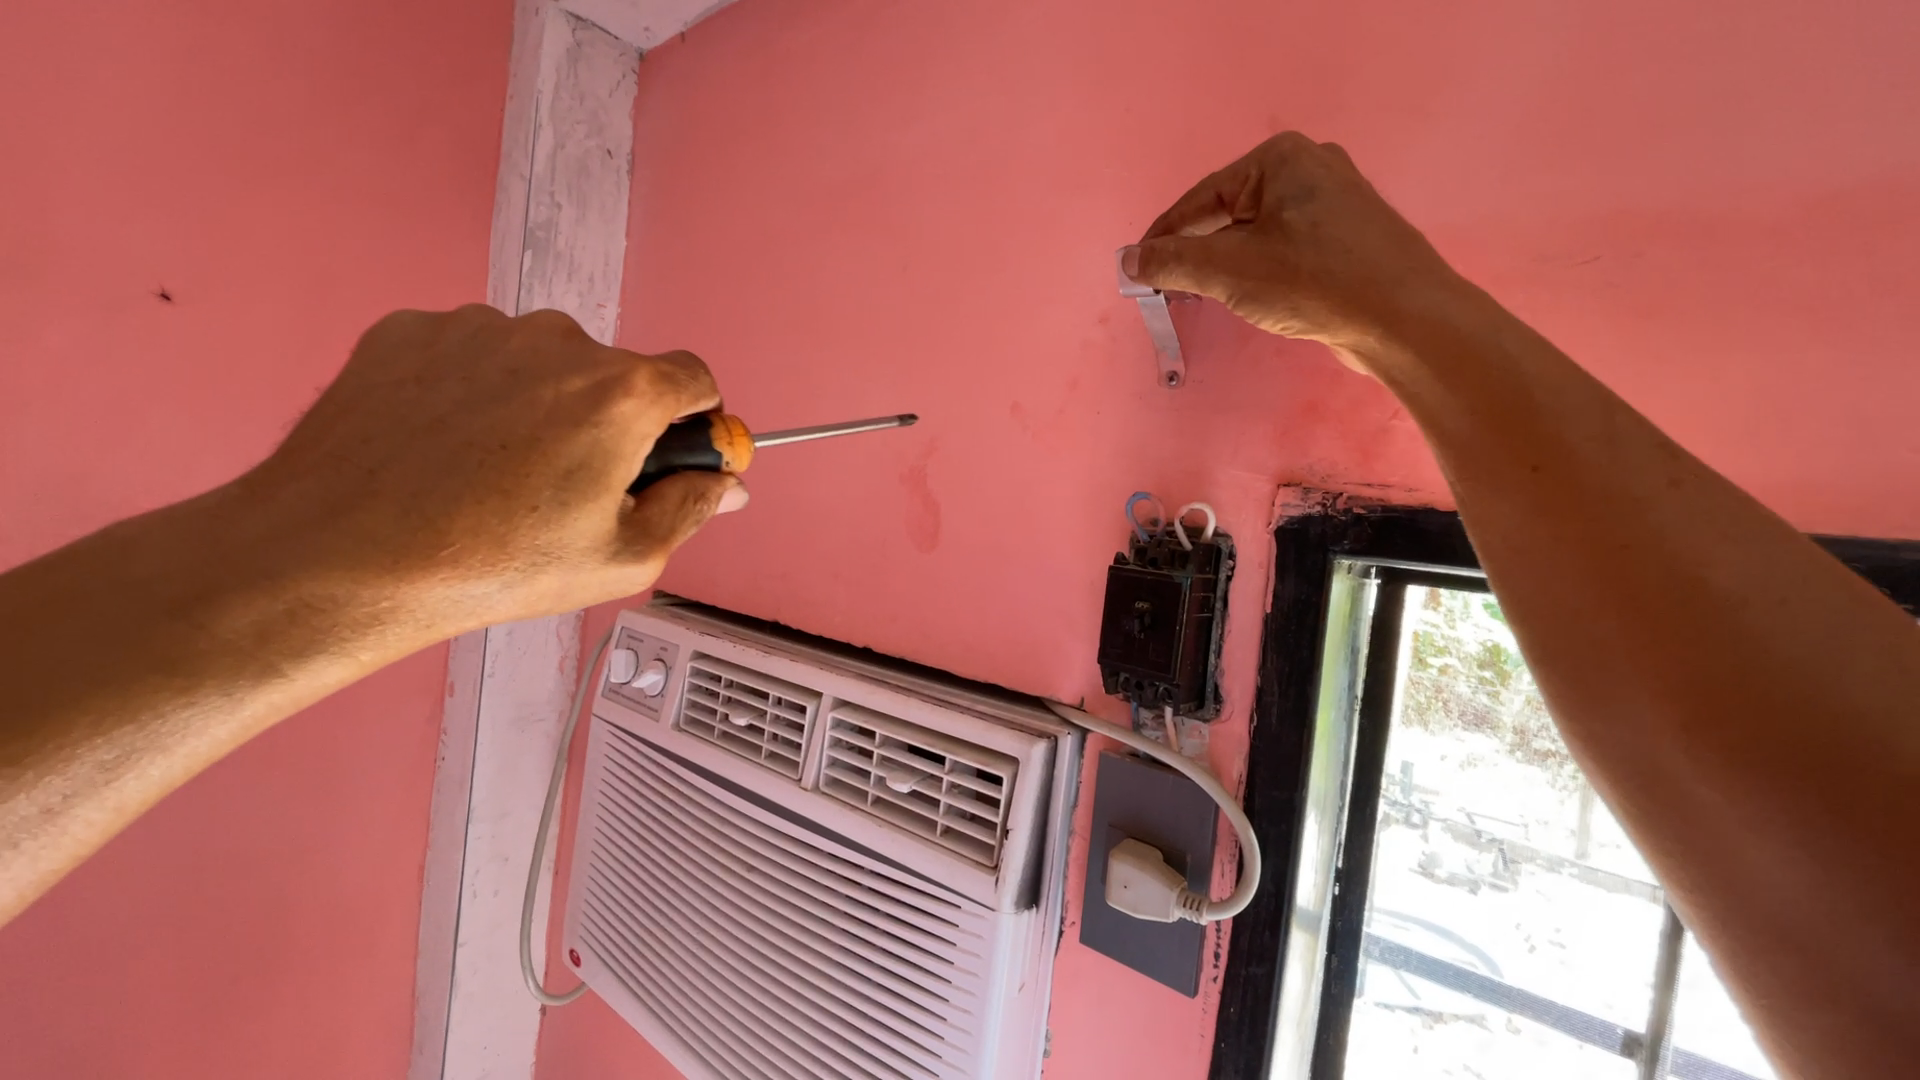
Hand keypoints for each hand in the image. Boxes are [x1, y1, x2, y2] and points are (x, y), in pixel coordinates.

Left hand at [235, 305, 745, 636]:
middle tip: (572, 485)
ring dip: (545, 403)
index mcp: (621, 392)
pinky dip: (478, 391)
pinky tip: (448, 447)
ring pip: (544, 362)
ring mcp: (478, 328)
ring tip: (498, 471)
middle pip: (617, 372)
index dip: (695, 420)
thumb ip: (692, 507)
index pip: (695, 377)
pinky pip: (474, 354)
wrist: (336, 558)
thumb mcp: (624, 558)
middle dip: (614, 420)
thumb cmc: (493, 564)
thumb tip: (726, 484)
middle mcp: (557, 340)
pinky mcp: (411, 331)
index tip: (671, 455)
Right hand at [1123, 132, 1478, 372]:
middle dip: (1194, 252)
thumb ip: (1171, 262)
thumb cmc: (1312, 282)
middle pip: (1228, 212)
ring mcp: (1334, 201)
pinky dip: (1256, 268)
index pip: (1201, 199)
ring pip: (1255, 232)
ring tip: (1202, 295)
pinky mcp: (1347, 237)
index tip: (1136, 270)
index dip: (1163, 237)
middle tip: (1166, 289)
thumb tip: (1128, 260)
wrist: (1405, 320)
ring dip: (1223, 264)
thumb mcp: (1228, 270)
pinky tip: (1249, 294)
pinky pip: (1283, 246)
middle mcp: (1310, 167)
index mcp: (1281, 159)